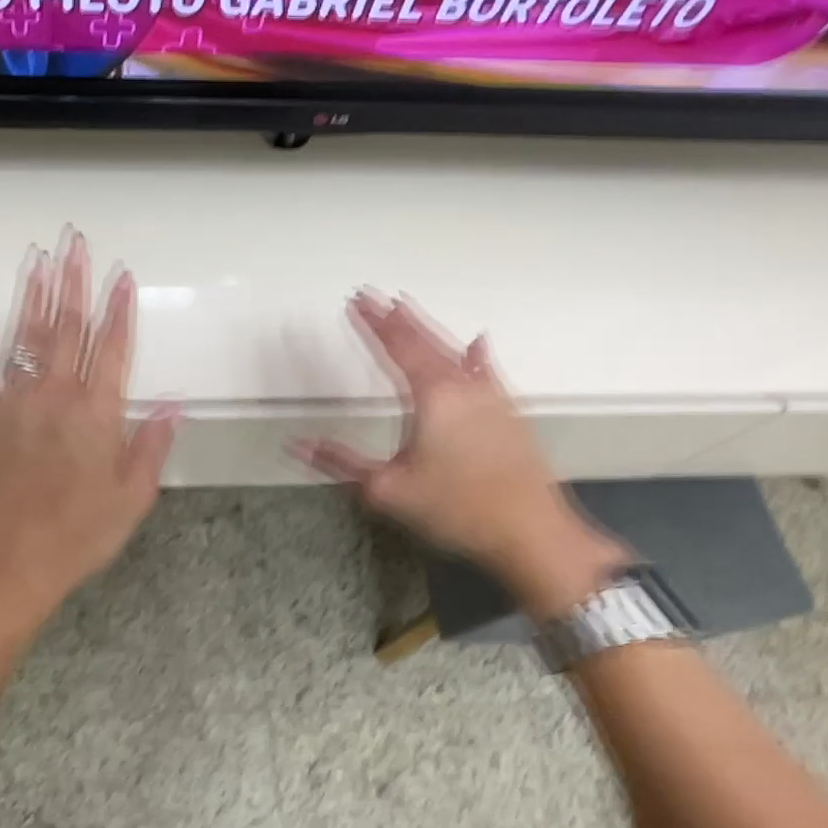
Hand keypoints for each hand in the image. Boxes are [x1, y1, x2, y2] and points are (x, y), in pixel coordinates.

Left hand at [0, 231, 178, 619]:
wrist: (2, 566)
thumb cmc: (75, 538)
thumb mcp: (131, 500)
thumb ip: (150, 447)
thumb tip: (174, 404)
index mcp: (96, 414)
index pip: (112, 348)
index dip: (119, 310)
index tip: (122, 275)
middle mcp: (54, 396)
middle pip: (67, 328)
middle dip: (74, 282)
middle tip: (74, 242)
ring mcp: (11, 403)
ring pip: (24, 338)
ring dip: (33, 296)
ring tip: (38, 259)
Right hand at [294, 290, 592, 581]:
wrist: (531, 532)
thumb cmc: (455, 508)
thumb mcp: (388, 489)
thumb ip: (341, 462)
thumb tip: (296, 444)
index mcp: (432, 396)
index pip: (397, 347)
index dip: (373, 323)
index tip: (355, 301)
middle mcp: (463, 386)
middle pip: (424, 341)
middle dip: (396, 317)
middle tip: (372, 295)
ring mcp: (491, 397)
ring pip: (454, 350)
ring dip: (428, 328)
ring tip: (406, 308)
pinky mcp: (509, 413)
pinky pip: (487, 370)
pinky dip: (474, 353)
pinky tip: (476, 342)